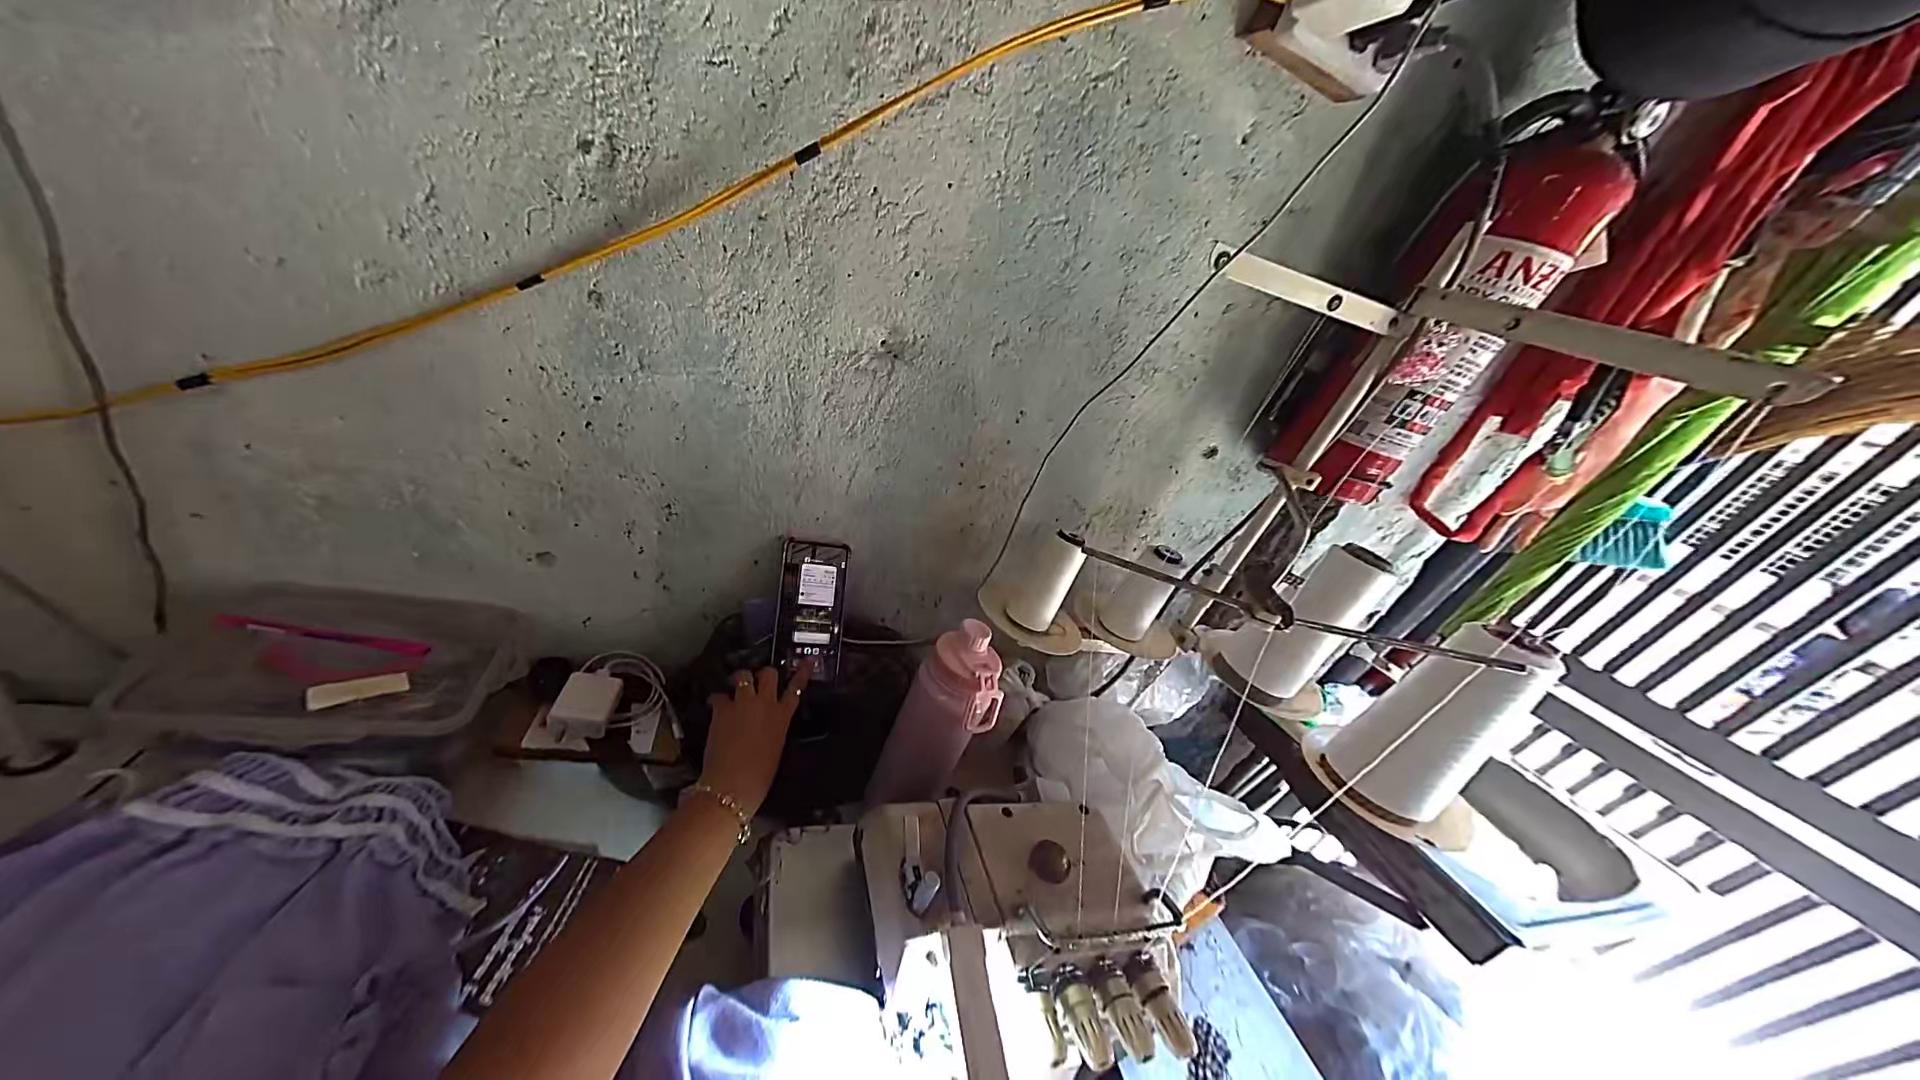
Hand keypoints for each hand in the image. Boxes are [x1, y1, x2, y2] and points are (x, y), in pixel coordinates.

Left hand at [702, 660, 811, 814]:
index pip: (796, 688)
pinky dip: (717, 699)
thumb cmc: (758, 775)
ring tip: (736, 686)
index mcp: (782, 717)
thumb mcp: (776, 749)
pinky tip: (716, 706)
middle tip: (759, 679)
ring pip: (743, 675)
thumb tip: (769, 724)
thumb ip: (775, 729)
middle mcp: (765, 705)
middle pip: (769, 674)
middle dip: (764, 674)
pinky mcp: (721, 709)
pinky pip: (719, 695)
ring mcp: (742, 704)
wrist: (732, 784)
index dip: (802, 672)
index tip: (807, 660)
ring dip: (740, 679)